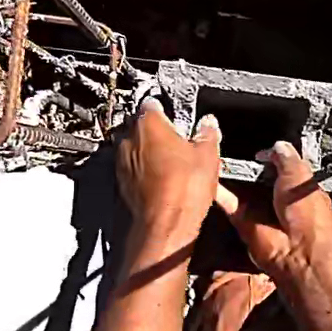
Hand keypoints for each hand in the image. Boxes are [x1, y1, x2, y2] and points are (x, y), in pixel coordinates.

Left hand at [115, 99, 220, 249]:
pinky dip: (150, 176)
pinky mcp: (123, 185)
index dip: (168, 110)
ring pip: (141, 152)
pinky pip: (138, 173)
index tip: (179, 119)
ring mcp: (123, 164)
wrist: (166, 226)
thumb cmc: (183, 189)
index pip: (153, 104)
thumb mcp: (207, 155)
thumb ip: (207, 134)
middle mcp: (129, 140)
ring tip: (178, 170)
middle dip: (162, 136)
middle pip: (145, 129)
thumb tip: (208, 125)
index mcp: (148, 124)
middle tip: (183, 146)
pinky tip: (169, 185)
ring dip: (155, 157)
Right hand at [213, 141, 331, 279]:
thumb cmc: (309, 213)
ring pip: (240, 191)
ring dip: (230, 178)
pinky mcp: (244, 223)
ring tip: (217, 160)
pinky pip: (228, 204)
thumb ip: (285, 157)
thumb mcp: (299, 173)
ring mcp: (262, 212)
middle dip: (247, 167)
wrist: (298, 249)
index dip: (270, 158)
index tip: (259, 151)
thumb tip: (275, 146)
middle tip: (234, 154)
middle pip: (257, 179)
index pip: (282, 168)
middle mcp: (280, 201)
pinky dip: (219, 193)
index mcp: (299, 188)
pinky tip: (211, 179)